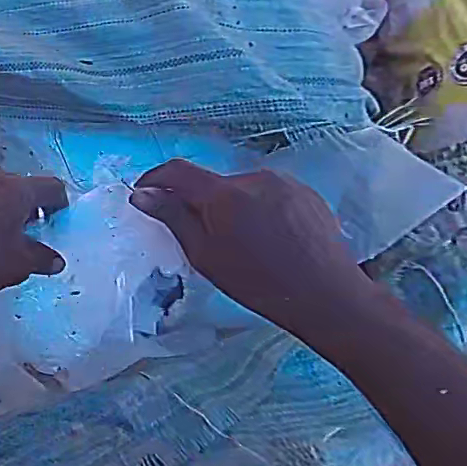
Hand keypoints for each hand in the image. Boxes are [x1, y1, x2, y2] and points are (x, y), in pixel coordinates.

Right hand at [128, 160, 382, 335]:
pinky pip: (266, 193)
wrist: (326, 294)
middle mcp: (253, 177)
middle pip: (210, 182)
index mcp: (223, 193)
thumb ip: (172, 217)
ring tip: (236, 239)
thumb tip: (141, 193)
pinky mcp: (305, 192)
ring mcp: (284, 182)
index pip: (177, 171)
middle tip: (196, 234)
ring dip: (228, 205)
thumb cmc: (255, 280)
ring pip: (239, 188)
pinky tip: (264, 237)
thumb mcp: (203, 253)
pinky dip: (255, 208)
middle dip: (196, 201)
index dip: (154, 179)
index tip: (143, 193)